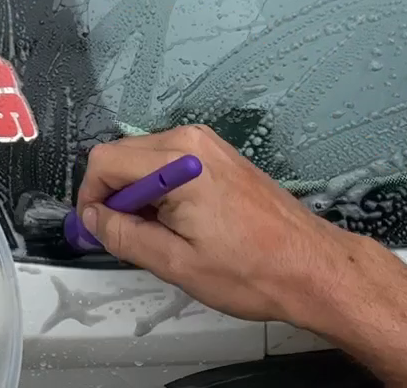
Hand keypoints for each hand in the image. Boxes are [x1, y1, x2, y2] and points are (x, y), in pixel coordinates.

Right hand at [78, 127, 406, 386]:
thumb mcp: (177, 262)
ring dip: (138, 192)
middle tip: (125, 236)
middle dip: (114, 194)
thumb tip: (91, 219)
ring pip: (144, 157)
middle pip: (123, 154)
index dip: (91, 196)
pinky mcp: (217, 152)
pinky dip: (160, 186)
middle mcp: (188, 138)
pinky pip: (168, 160)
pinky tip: (178, 219)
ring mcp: (205, 142)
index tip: (96, 229)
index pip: (105, 161)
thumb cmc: (251, 269)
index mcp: (176, 158)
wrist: (315, 267)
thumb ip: (124, 235)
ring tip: (157, 232)